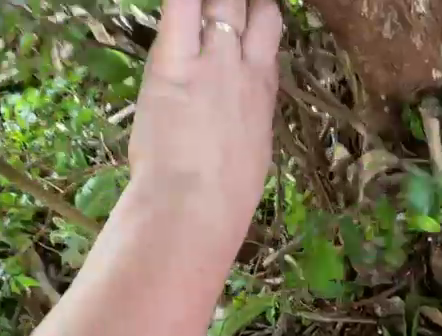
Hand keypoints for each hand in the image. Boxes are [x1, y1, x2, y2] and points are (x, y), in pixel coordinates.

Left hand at [127, 0, 281, 245]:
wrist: (196, 208)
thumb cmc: (223, 201)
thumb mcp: (251, 156)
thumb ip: (246, 121)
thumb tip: (240, 117)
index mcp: (263, 94)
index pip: (268, 33)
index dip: (257, 14)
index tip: (244, 12)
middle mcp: (244, 70)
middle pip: (252, 8)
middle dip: (237, 1)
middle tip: (222, 5)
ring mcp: (211, 62)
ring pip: (222, 0)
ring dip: (214, 0)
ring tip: (201, 8)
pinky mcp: (173, 61)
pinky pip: (179, 5)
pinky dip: (182, 0)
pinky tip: (179, 5)